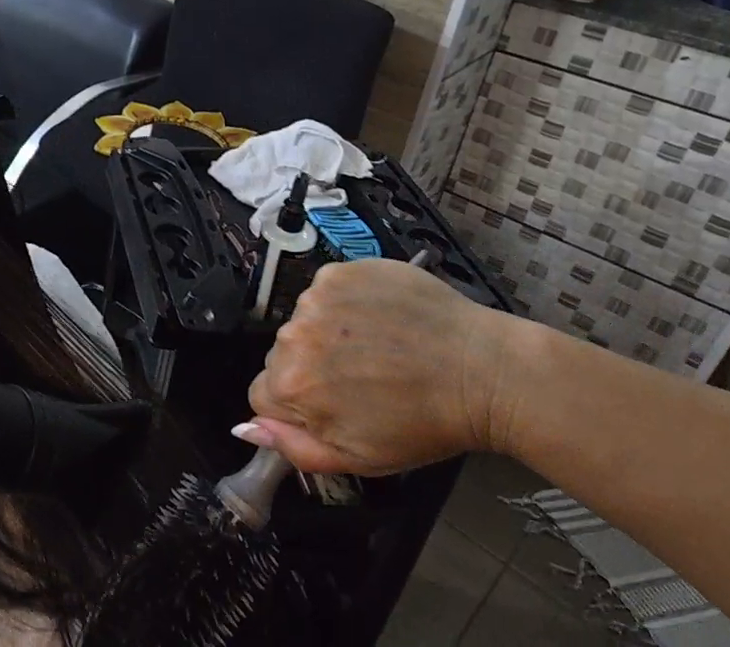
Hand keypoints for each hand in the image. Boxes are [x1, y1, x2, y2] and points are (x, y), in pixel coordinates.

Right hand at [240, 259, 533, 475]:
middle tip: (365, 381)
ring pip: (304, 322)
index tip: (337, 408)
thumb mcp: (359, 458)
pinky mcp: (339, 272)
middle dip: (312, 369)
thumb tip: (243, 427)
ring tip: (380, 349)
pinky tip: (384, 319)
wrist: (485, 372)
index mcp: (289, 386)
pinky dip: (348, 304)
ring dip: (330, 335)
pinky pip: (327, 291)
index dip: (299, 407)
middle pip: (282, 357)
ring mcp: (314, 299)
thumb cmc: (424, 424)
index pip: (264, 395)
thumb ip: (293, 448)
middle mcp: (290, 336)